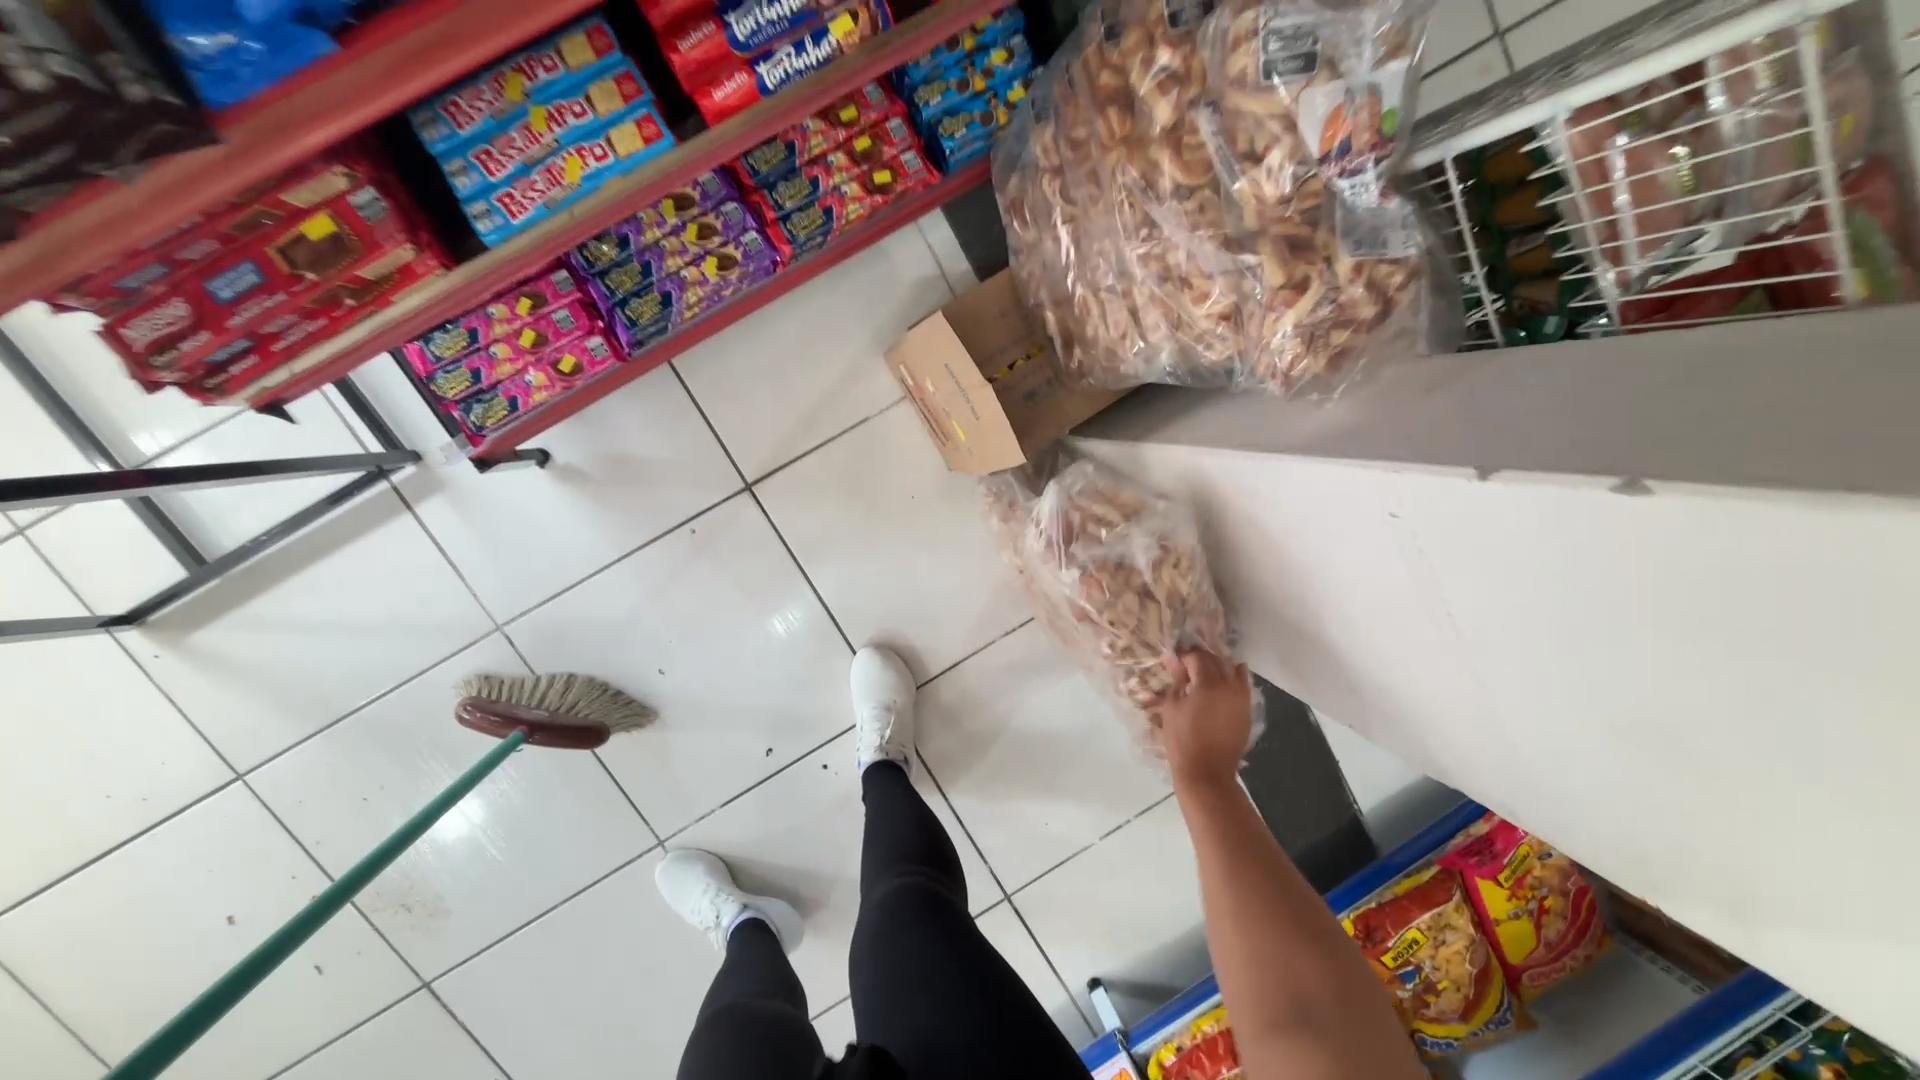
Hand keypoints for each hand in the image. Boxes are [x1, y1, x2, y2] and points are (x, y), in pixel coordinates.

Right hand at [1149, 648, 1251, 791]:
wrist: (1206, 770)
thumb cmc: (1182, 739)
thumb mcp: (1172, 707)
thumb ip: (1176, 679)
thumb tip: (1172, 658)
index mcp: (1208, 684)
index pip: (1197, 658)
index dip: (1184, 656)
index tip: (1173, 660)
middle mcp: (1229, 685)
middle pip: (1215, 661)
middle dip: (1200, 659)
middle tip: (1185, 665)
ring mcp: (1241, 697)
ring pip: (1231, 670)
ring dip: (1217, 666)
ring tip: (1203, 673)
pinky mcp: (1246, 709)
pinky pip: (1243, 685)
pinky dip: (1234, 677)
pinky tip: (1224, 679)